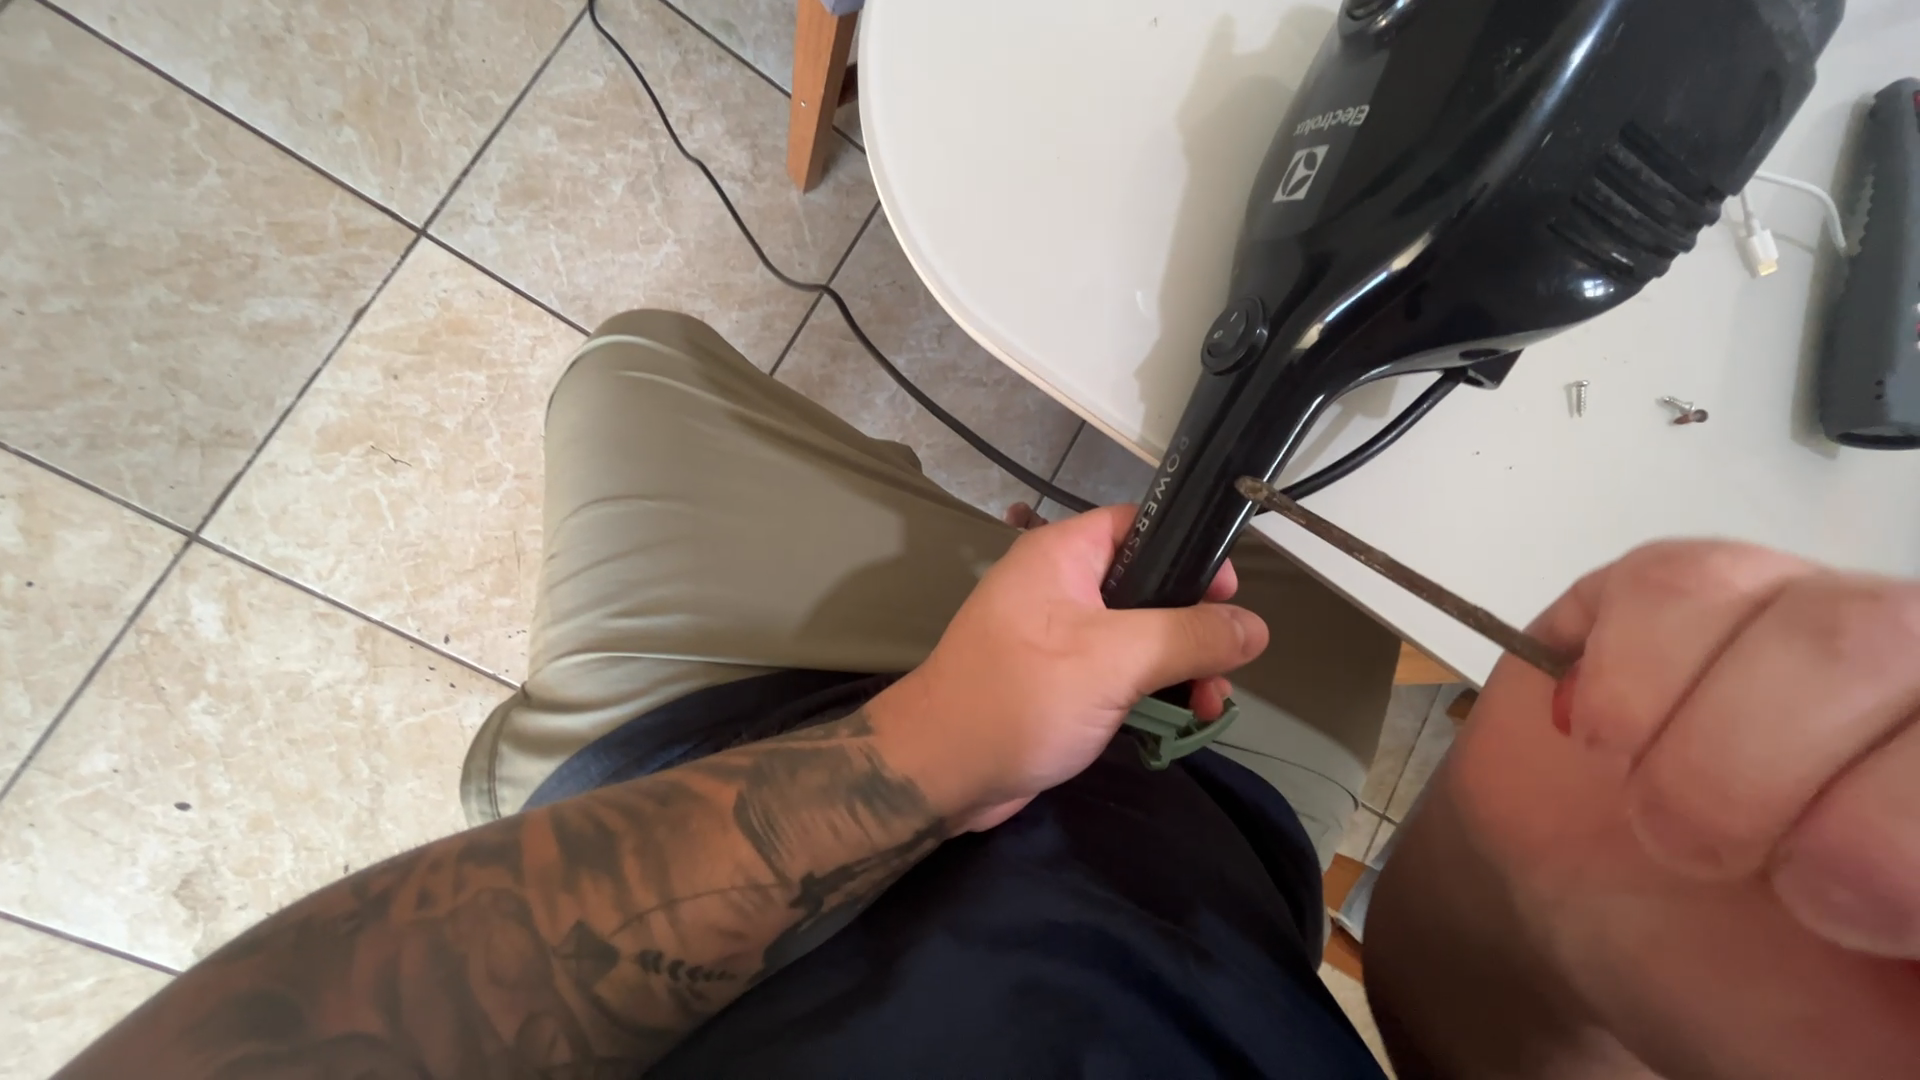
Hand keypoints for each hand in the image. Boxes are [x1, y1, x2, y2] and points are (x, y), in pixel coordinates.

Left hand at [868, 505, 1269, 832]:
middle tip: (1226, 667)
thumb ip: (1187, 636)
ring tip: (1210, 709)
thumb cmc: (1021, 696)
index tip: (1229, 594)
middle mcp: (1060, 586)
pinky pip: (1119, 673)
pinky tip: (1179, 723)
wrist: (941, 771)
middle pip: (1149, 587)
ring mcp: (1060, 636)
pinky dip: (1151, 693)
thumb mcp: (1113, 658)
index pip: (1139, 525)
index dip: (1189, 550)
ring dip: (1180, 668)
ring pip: (1139, 637)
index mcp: (1062, 555)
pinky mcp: (1061, 681)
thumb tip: (1255, 625)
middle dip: (1194, 627)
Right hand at [1453, 541, 1919, 1077]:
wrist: (1592, 902)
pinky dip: (1624, 672)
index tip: (1837, 916)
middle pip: (1909, 654)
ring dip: (1690, 737)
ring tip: (1644, 795)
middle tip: (1704, 856)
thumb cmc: (1740, 985)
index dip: (1904, 831)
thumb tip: (1903, 961)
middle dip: (1772, 781)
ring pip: (1815, 624)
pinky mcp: (1690, 585)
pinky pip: (1674, 585)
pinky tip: (1607, 731)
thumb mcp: (1879, 1057)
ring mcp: (1822, 615)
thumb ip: (1918, 1016)